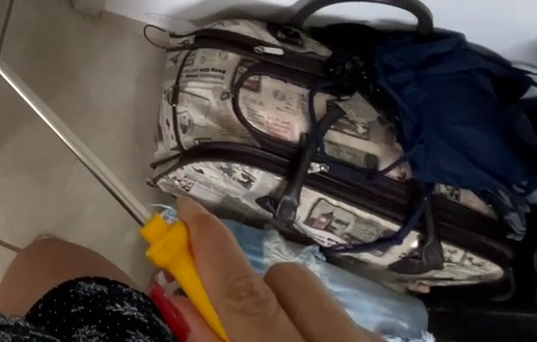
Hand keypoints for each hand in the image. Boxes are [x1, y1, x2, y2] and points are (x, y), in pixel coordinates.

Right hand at [166, 199, 376, 341]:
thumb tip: (183, 300)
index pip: (245, 296)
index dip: (211, 248)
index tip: (186, 207)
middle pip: (290, 280)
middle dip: (260, 287)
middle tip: (246, 323)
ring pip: (325, 302)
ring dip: (297, 316)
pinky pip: (353, 326)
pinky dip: (326, 335)